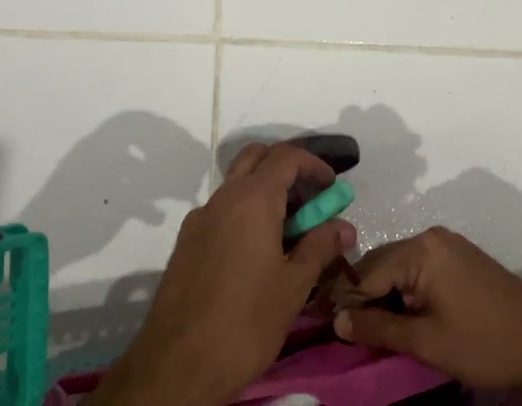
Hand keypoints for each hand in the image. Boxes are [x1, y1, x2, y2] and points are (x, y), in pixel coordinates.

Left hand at [90, 142, 354, 405]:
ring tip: (289, 234)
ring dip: (264, 193)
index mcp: (251, 200)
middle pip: (256, 159)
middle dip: (286, 169)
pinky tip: (257, 255)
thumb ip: (320, 247)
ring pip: (236, 186)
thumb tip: (344, 226)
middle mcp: (222, 199)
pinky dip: (244, 215)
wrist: (178, 365)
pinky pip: (221, 212)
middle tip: (310, 200)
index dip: (313, 164)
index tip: (332, 187)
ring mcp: (199, 220)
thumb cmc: (245, 323)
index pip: (285, 156)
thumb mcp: (293, 286)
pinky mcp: (186, 243)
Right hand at [328, 226, 521, 391]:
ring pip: (400, 268)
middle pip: (381, 265)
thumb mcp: (426, 342)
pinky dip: (406, 291)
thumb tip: (336, 320)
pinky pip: (420, 270)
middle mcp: (432, 236)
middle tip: (344, 329)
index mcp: (422, 249)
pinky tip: (400, 316)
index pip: (366, 272)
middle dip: (363, 296)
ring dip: (384, 295)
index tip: (323, 324)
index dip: (345, 300)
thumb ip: (378, 327)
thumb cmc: (485, 344)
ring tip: (369, 326)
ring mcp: (449, 245)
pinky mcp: (461, 258)